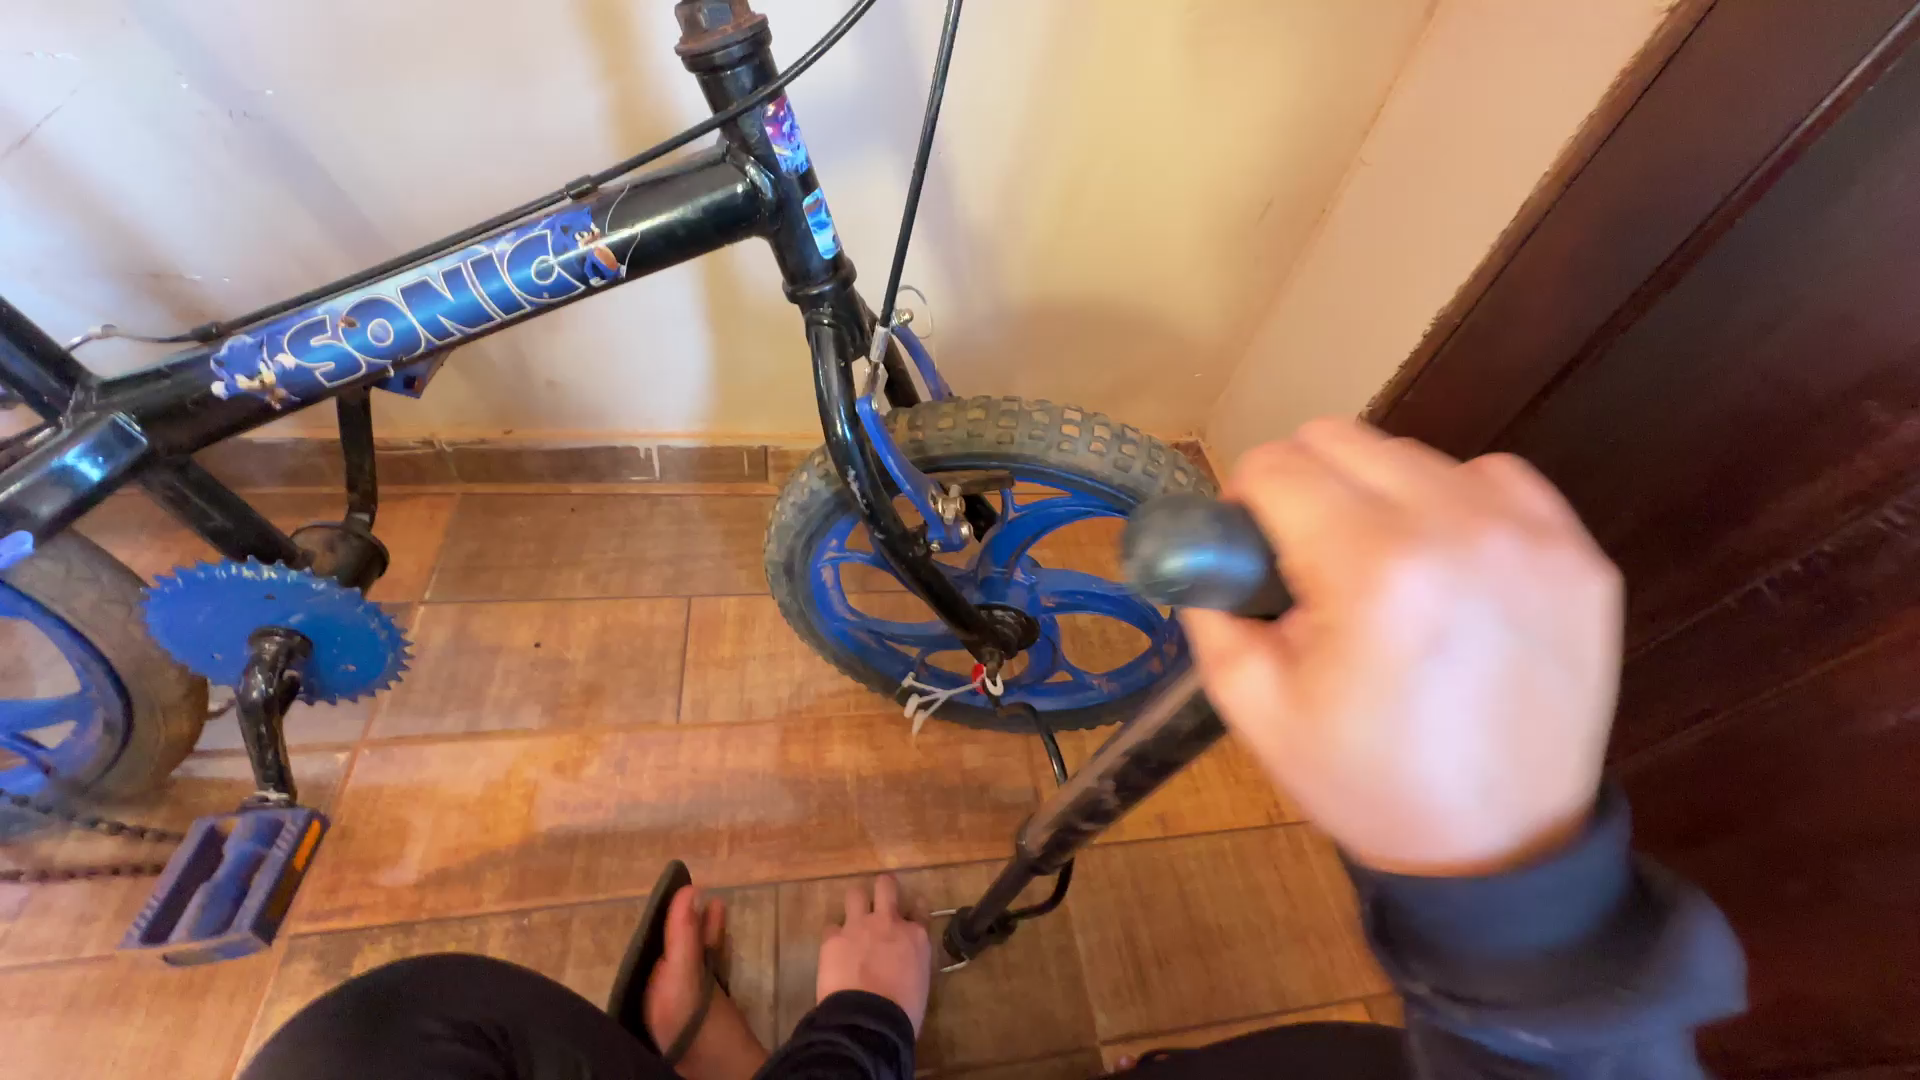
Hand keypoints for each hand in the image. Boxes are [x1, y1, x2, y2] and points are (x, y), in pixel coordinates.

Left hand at [816, 875, 932, 1032]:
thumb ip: (913, 961)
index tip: (912, 912)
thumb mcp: (920, 983)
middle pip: (886, 885)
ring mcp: (859, 926)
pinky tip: (834, 949)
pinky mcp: (833, 938)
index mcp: (915, 936)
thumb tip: (905, 961)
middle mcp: (888, 922)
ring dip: (856, 904)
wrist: (867, 1022)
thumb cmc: (902, 1013)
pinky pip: (831, 927)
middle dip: (884, 887)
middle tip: (881, 898)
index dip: (916, 908)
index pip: (921, 909)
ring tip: (854, 917)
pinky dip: (834, 936)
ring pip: (855, 894)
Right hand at [1183, 419, 1621, 875]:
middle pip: (1339, 438)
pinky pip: (1488, 477)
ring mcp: (1531, 535)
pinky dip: (1447, 502)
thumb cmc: (1358, 777)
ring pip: (1409, 453)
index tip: (1248, 547)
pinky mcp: (1578, 553)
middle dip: (1299, 485)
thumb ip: (1207, 600)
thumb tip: (1205, 543)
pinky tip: (1440, 562)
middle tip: (1300, 556)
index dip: (1242, 500)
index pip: (1275, 466)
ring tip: (1374, 568)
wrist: (1496, 847)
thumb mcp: (1247, 699)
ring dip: (1371, 494)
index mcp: (1371, 570)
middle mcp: (1459, 529)